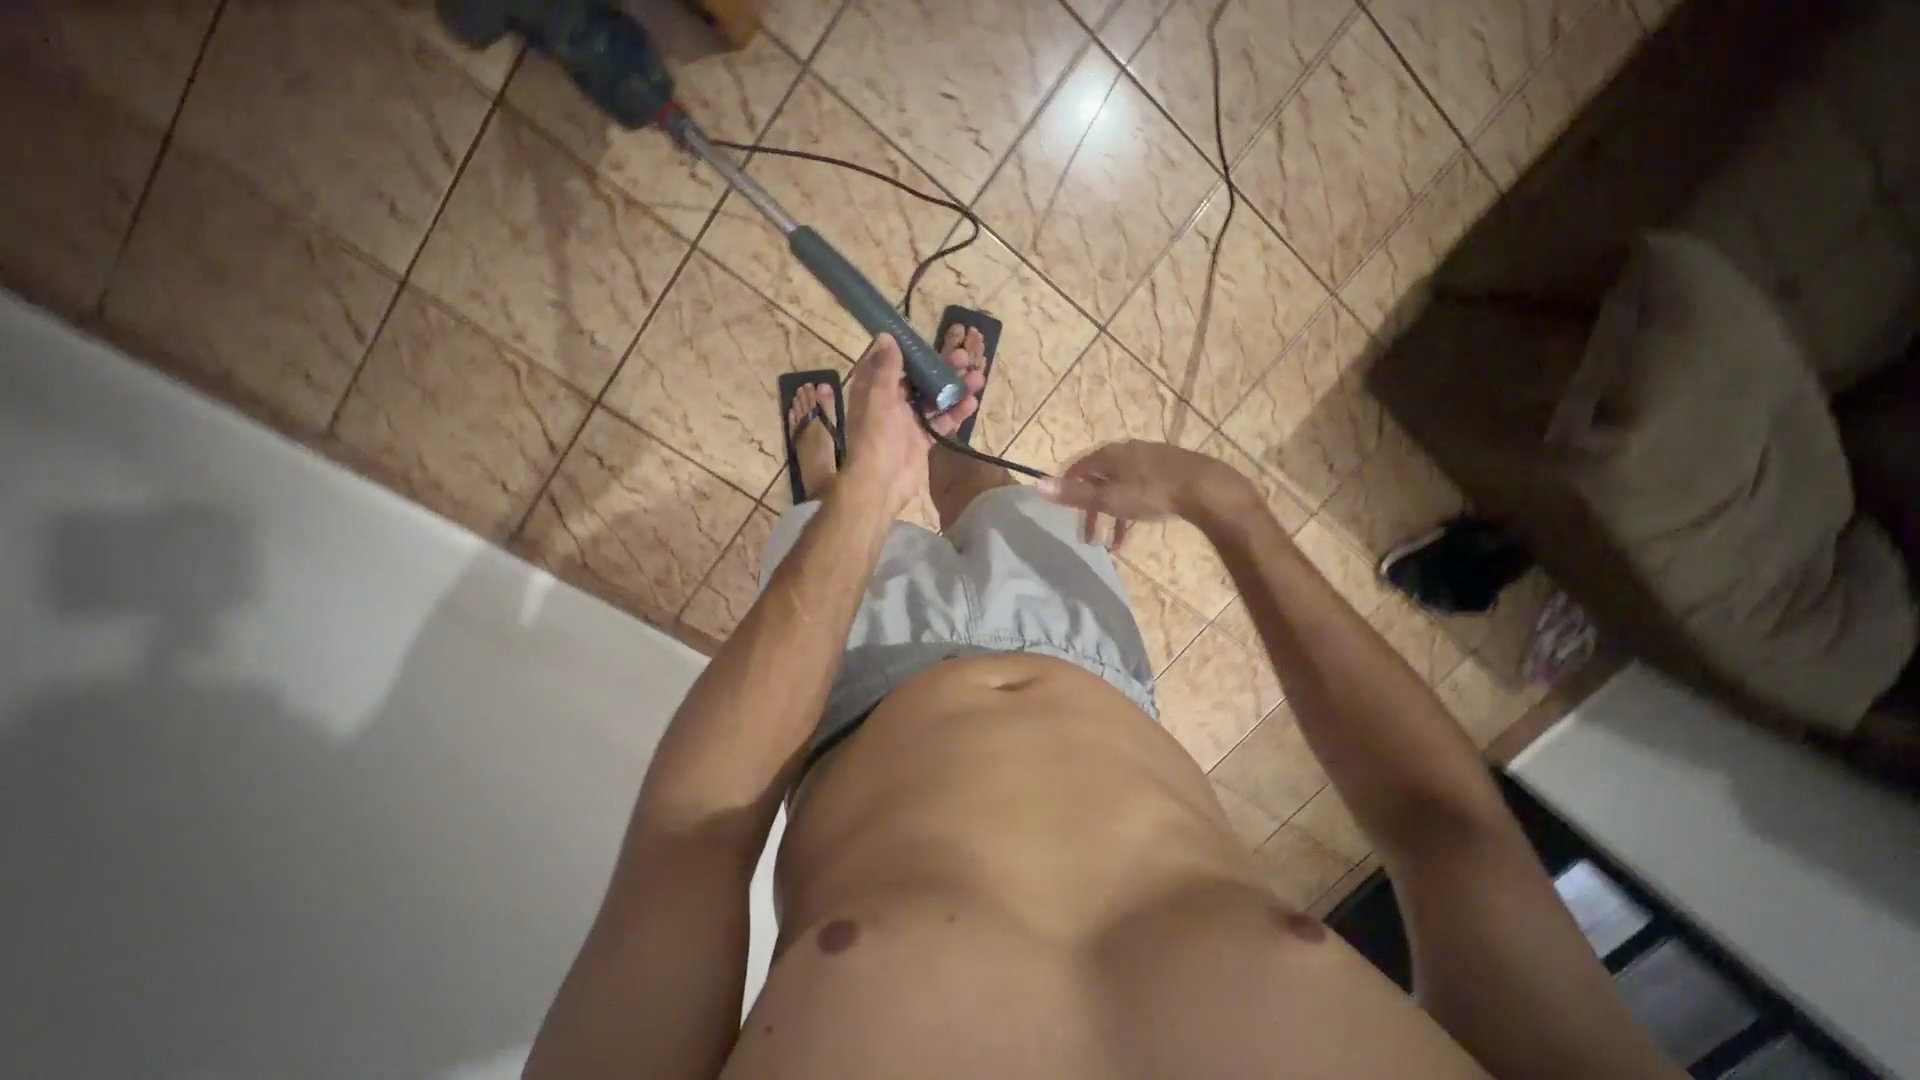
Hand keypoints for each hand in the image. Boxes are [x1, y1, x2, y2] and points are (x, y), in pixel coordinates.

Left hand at [843, 333, 983, 511]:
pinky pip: (941, 421)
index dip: (911, 352)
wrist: (881, 482)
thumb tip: (886, 337)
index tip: (931, 341)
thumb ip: (887, 368)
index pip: (892, 364)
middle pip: (918, 380)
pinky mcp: (922, 439)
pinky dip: (955, 413)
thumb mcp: (879, 397)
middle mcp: (890, 403)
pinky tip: (973, 403)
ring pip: (933, 399)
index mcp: (874, 390)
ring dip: (954, 389)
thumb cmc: (876, 437)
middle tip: (964, 357)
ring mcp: (907, 422)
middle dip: (941, 369)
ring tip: (978, 377)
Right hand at [1038, 440, 1255, 548]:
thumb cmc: (1153, 494)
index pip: (1078, 468)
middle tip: (1089, 539)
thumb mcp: (1110, 498)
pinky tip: (1140, 527)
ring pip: (1122, 488)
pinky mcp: (1170, 470)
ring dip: (1114, 517)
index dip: (1068, 490)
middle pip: (1100, 480)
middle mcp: (1128, 451)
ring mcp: (1151, 459)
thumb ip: (1075, 494)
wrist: (1206, 489)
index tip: (1066, 515)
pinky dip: (1134, 510)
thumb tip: (1037, 484)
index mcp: (1110, 455)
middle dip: (1093, 511)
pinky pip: (1142, 490)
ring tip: (1115, 545)